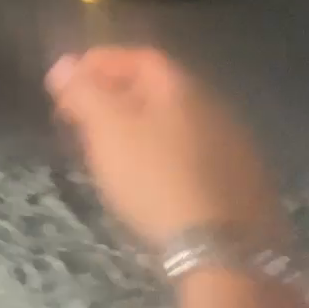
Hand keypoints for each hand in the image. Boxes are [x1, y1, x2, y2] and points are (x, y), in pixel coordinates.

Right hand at [45, 47, 287, 247]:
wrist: (226, 253)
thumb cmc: (154, 175)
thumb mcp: (104, 126)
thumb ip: (81, 89)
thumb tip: (64, 63)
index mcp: (182, 88)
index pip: (136, 56)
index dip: (97, 62)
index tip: (67, 82)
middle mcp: (215, 108)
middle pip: (155, 88)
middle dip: (112, 95)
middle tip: (80, 114)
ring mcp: (236, 147)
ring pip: (173, 121)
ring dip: (136, 125)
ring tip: (106, 146)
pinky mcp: (244, 183)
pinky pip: (191, 150)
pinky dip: (162, 150)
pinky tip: (145, 172)